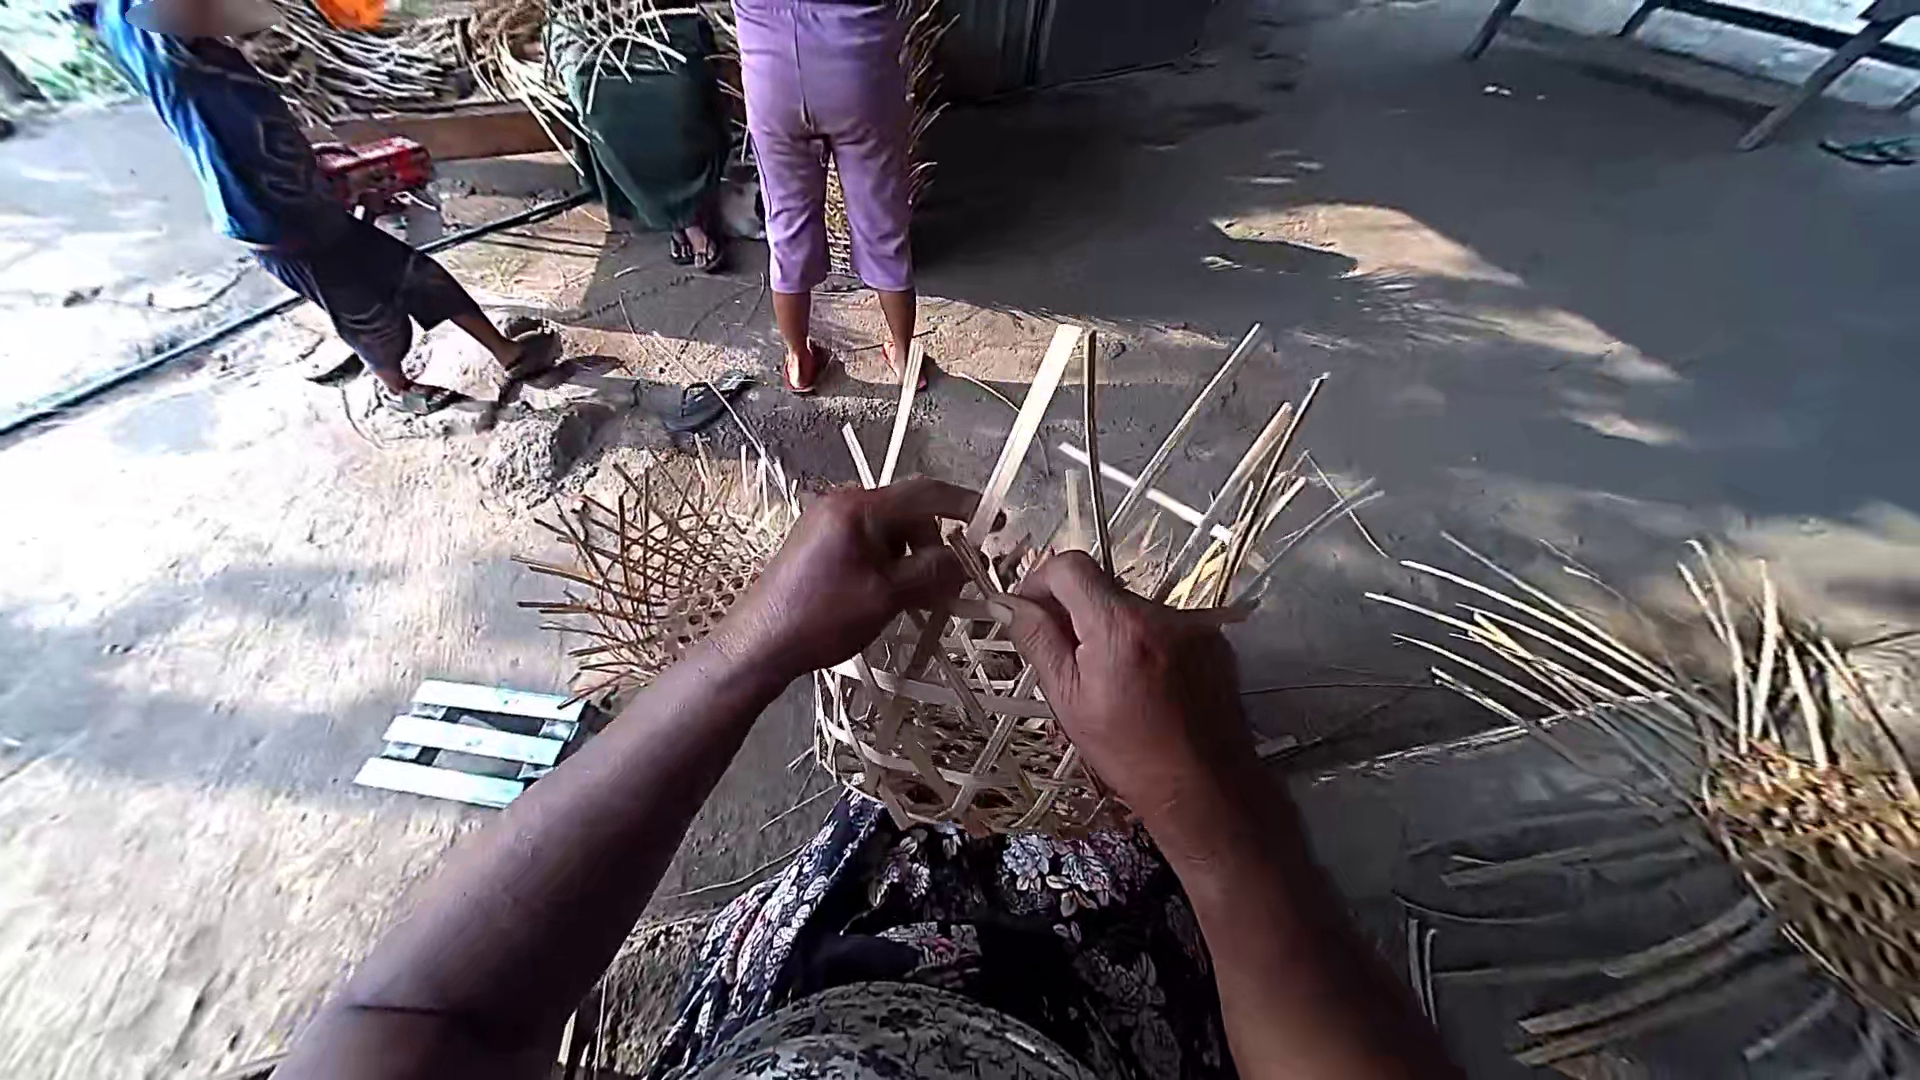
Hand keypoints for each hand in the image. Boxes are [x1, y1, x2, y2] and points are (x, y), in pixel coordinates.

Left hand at [711, 477, 979, 678]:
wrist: (758, 644)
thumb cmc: (821, 618)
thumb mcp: (886, 597)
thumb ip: (931, 573)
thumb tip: (962, 562)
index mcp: (858, 507)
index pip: (925, 493)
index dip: (965, 505)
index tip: (995, 521)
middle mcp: (842, 504)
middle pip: (908, 512)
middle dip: (935, 544)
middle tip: (951, 581)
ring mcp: (828, 522)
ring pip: (890, 531)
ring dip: (913, 557)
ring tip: (919, 597)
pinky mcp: (820, 543)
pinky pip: (869, 543)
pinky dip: (890, 563)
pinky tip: (893, 593)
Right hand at [999, 551, 1256, 824]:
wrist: (1207, 791)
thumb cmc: (1130, 754)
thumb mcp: (1067, 698)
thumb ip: (1036, 639)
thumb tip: (1006, 603)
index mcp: (1118, 627)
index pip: (1069, 566)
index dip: (1040, 581)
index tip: (1031, 610)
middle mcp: (1160, 614)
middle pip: (1099, 585)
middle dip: (1072, 610)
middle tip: (1063, 655)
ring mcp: (1191, 623)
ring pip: (1127, 605)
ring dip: (1106, 628)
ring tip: (1107, 678)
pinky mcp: (1211, 638)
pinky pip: (1159, 622)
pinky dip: (1139, 640)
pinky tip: (1141, 681)